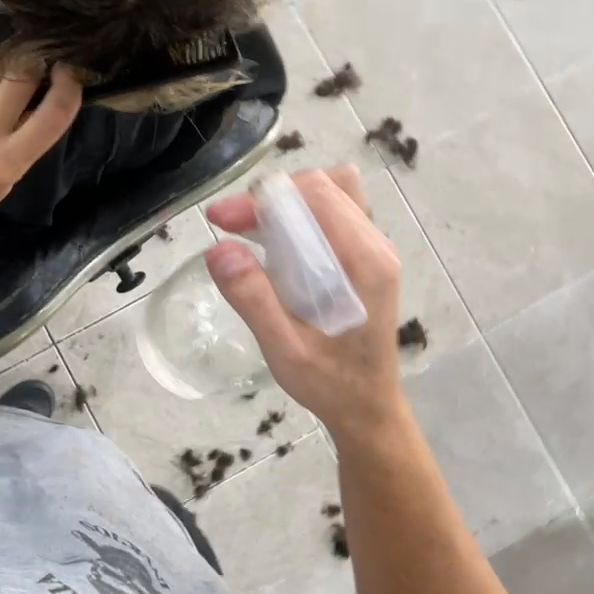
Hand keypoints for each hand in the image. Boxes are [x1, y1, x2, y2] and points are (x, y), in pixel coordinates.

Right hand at [203, 165, 406, 441]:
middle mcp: (375, 245)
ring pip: (332, 194)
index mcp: (363, 261)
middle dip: (271, 196)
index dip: (264, 196)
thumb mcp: (284, 349)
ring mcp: (373, 250)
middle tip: (229, 225)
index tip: (221, 219)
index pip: (316, 194)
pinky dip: (299, 217)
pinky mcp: (364, 259)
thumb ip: (254, 299)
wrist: (367, 408)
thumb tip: (218, 249)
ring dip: (286, 203)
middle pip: (325, 185)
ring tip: (249, 230)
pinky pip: (334, 215)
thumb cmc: (329, 383)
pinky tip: (274, 245)